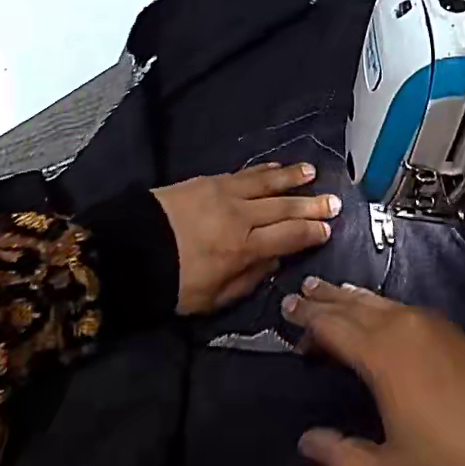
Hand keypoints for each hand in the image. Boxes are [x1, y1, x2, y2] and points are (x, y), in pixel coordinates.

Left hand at [151, 162, 340, 314]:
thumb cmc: (172, 281)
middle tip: (333, 201)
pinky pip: (244, 173)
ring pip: (266, 183)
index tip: (328, 228)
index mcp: (242, 249)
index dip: (310, 233)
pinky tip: (275, 168)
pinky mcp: (209, 181)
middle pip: (283, 208)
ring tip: (311, 174)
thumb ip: (248, 279)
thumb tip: (275, 259)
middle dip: (311, 205)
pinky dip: (263, 170)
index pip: (287, 237)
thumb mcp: (212, 297)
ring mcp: (224, 194)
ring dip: (291, 179)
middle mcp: (239, 217)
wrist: (130, 248)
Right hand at [284, 278, 464, 465]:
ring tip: (328, 292)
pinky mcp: (447, 328)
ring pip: (376, 300)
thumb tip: (307, 440)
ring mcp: (427, 322)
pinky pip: (398, 305)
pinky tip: (372, 310)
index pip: (331, 324)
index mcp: (381, 354)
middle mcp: (401, 326)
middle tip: (299, 294)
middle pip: (351, 303)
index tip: (285, 311)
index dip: (305, 318)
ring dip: (348, 296)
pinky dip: (374, 303)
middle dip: (323, 298)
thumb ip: (342, 456)